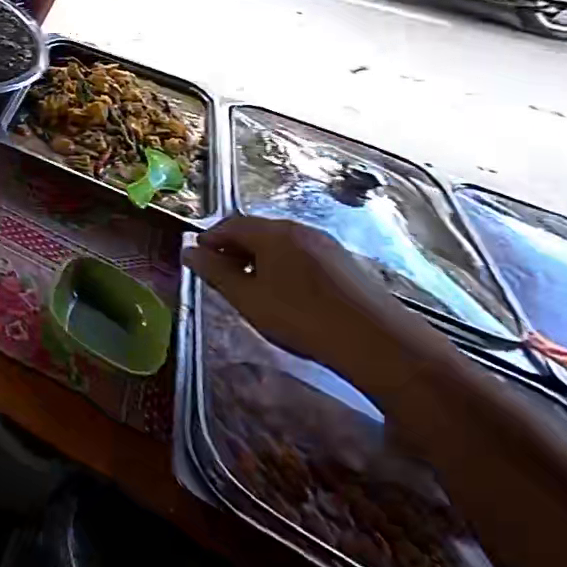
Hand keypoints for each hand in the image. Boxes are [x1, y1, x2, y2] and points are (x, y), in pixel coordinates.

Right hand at [183, 216, 449, 380]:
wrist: (378, 343)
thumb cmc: (301, 319)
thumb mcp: (248, 299)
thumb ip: (215, 273)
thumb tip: (188, 251)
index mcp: (273, 232)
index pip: (230, 224)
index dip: (210, 239)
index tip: (199, 259)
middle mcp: (299, 229)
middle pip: (256, 230)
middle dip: (233, 247)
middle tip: (221, 274)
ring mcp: (326, 244)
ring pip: (280, 243)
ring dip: (258, 257)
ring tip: (250, 286)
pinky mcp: (344, 263)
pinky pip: (301, 254)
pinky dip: (283, 266)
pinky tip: (285, 294)